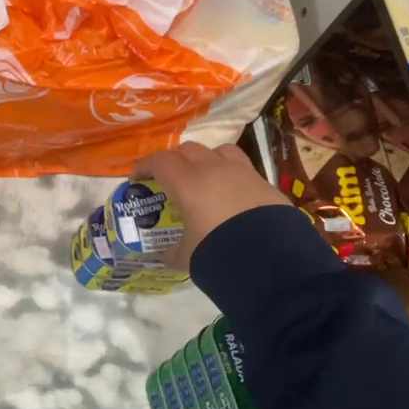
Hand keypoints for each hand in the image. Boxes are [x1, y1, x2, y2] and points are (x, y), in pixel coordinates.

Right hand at [141, 142, 291, 271]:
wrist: (271, 258)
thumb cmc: (218, 251)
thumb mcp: (186, 255)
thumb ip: (172, 250)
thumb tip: (164, 254)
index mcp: (187, 182)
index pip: (160, 161)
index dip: (144, 166)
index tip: (137, 178)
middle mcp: (213, 169)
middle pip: (187, 150)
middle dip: (173, 161)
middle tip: (167, 179)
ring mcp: (242, 172)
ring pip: (217, 150)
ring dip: (204, 159)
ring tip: (202, 178)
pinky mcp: (264, 182)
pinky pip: (241, 167)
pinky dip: (229, 173)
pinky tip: (229, 193)